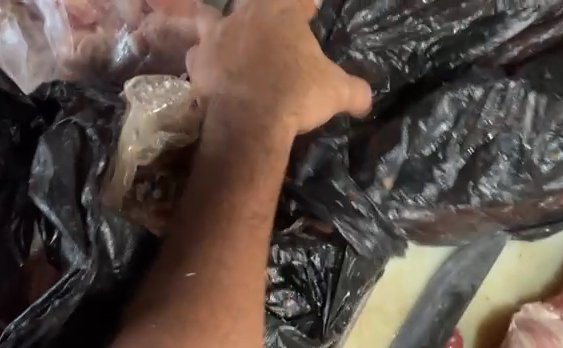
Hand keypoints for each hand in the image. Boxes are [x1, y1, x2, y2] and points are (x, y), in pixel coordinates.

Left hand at [184, 0, 371, 139]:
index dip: (304, 7)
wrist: (251, 119)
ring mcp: (219, 37)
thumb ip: (354, 91)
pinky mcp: (199, 64)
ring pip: (209, 18)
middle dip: (257, 10)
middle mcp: (247, 15)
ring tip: (216, 32)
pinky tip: (203, 70)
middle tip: (262, 21)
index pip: (297, 0)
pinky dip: (199, 63)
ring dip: (212, 24)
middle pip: (250, 1)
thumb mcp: (335, 92)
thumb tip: (368, 101)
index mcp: (283, 11)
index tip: (309, 11)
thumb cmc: (297, 95)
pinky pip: (194, 57)